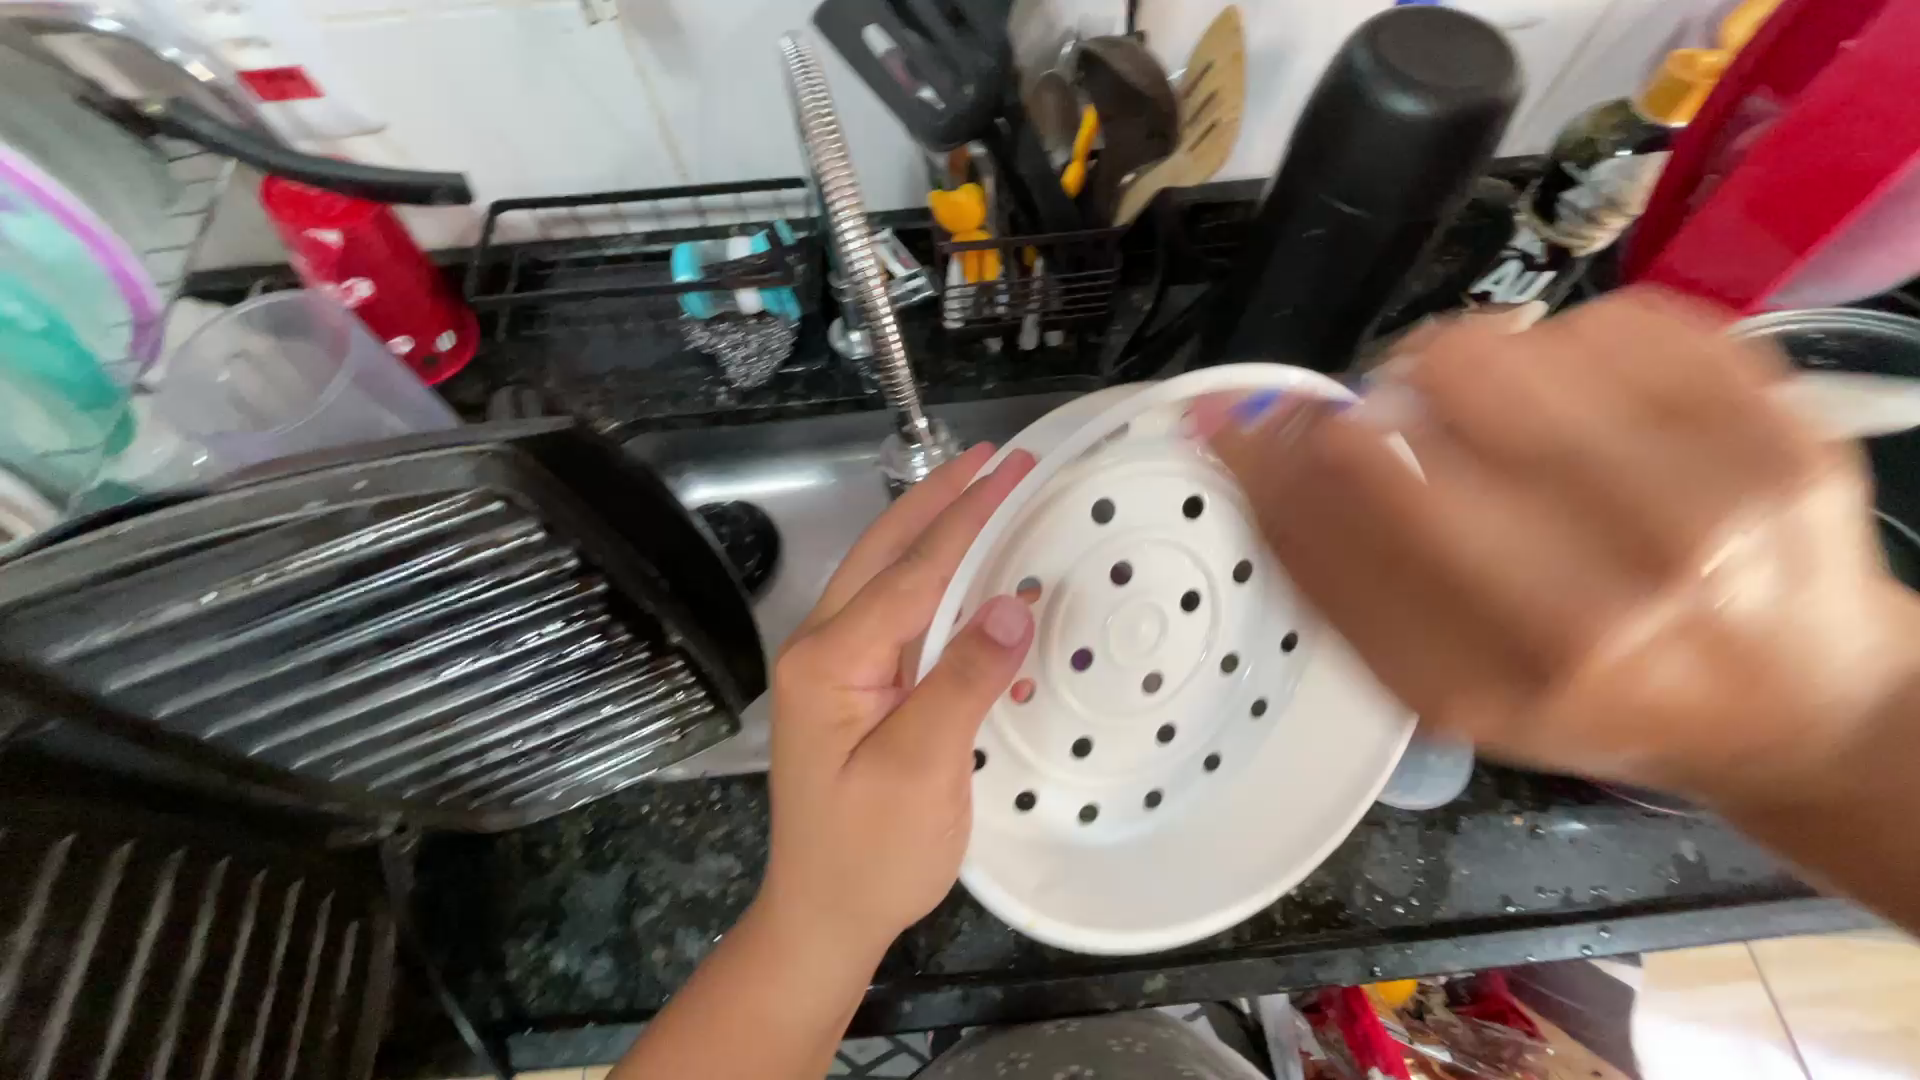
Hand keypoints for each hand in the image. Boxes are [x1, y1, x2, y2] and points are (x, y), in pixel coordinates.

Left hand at [757, 443, 1036, 954]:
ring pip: (887, 575)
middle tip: (989, 458)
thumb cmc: (869, 852)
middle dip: (939, 500)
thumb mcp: (920, 770)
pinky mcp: (855, 684)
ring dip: (933, 529)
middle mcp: (824, 645)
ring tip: (978, 490)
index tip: (1008, 470)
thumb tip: (1015, 603)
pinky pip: (898, 614)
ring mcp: (836, 664)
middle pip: (885, 553)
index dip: (966, 519)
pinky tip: (965, 568)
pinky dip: (935, 579)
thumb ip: (963, 681)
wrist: (825, 914)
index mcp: (831, 658)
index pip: (912, 572)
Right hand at [1207, 289, 1919, 802]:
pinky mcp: (1779, 432)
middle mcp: (1594, 606)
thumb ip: (1335, 576)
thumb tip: (1253, 446)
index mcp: (1485, 680)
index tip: (1229, 422)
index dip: (1260, 459)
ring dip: (1447, 367)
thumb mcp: (1437, 682)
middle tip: (1369, 418)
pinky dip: (1553, 343)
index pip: (1321, 530)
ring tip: (1467, 404)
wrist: (1793, 702)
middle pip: (1398, 429)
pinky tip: (1563, 395)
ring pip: (1490, 354)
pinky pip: (1606, 320)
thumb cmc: (1585, 694)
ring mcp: (1701, 513)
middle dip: (1353, 407)